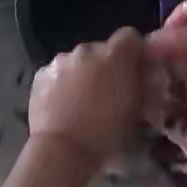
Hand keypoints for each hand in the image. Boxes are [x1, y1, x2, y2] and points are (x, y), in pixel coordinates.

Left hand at [28, 28, 146, 161]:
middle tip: (106, 94)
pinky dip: (60, 84)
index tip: (133, 72)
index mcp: (116, 54)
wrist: (64, 150)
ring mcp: (59, 61)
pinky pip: (56, 74)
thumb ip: (144, 85)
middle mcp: (86, 50)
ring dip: (81, 75)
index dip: (132, 53)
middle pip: (100, 50)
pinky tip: (61, 106)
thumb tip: (147, 76)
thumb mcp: (138, 110)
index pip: (129, 36)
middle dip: (105, 66)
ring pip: (76, 62)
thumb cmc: (108, 134)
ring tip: (80, 103)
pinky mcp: (40, 75)